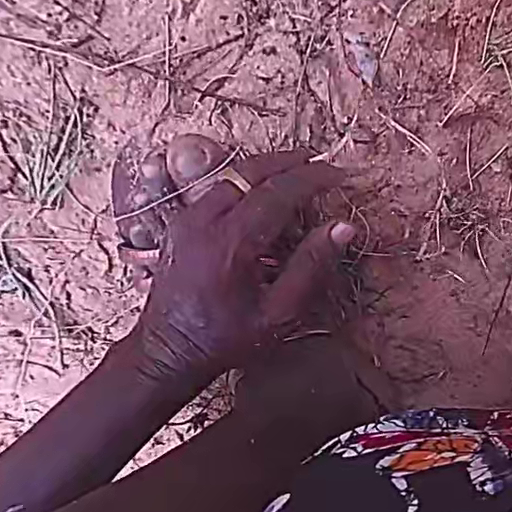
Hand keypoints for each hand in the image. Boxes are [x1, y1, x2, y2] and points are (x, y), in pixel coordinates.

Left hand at [128, 152, 355, 387]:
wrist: (169, 350)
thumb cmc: (228, 338)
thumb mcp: (279, 313)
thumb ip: (311, 267)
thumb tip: (342, 228)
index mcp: (233, 242)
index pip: (278, 192)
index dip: (312, 178)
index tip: (337, 174)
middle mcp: (205, 221)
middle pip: (251, 171)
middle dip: (289, 161)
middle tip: (319, 162)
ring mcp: (187, 219)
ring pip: (230, 176)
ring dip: (265, 168)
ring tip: (295, 171)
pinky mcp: (180, 224)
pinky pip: (215, 189)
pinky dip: (243, 182)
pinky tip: (261, 193)